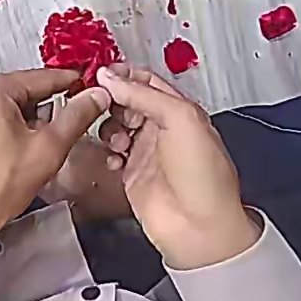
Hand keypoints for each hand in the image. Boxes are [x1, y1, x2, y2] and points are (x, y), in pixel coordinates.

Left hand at [0, 67, 109, 250]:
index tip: (96, 89)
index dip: (76, 85)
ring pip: (21, 106)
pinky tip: (28, 152)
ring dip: (39, 123)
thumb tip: (96, 95)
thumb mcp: (48, 148)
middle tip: (74, 128)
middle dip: (55, 110)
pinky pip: (6, 117)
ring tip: (46, 148)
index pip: (47, 76)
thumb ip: (77, 116)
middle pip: (33, 91)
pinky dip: (22, 130)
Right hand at [95, 65, 259, 269]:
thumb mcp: (180, 119)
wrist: (199, 226)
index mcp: (179, 109)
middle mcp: (161, 127)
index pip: (145, 81)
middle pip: (127, 101)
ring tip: (118, 141)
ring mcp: (145, 150)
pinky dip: (108, 152)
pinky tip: (116, 160)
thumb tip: (109, 76)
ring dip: (109, 127)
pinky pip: (111, 153)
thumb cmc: (202, 173)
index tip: (100, 73)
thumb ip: (143, 94)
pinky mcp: (131, 173)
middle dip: (111, 100)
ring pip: (115, 125)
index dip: (123, 75)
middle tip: (98, 103)